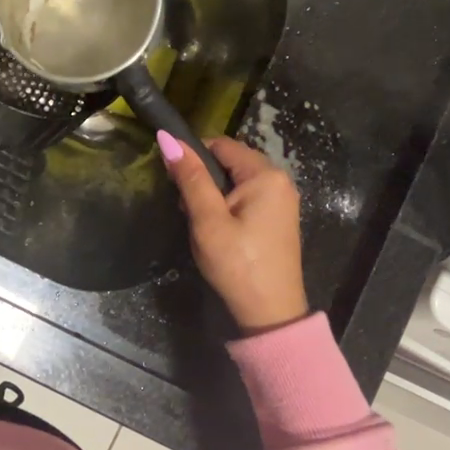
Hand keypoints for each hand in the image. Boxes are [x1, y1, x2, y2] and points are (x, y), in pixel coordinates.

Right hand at [158, 133, 309, 333]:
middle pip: (230, 161)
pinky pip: (246, 197)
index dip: (193, 156)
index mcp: (266, 175)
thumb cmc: (236, 263)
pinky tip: (217, 230)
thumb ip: (190, 178)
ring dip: (212, 194)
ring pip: (235, 181)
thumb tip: (167, 138)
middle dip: (202, 177)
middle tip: (186, 208)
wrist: (269, 312)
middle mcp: (279, 181)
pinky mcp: (277, 219)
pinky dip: (226, 206)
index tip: (173, 181)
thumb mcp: (207, 220)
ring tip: (199, 222)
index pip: (221, 145)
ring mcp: (281, 201)